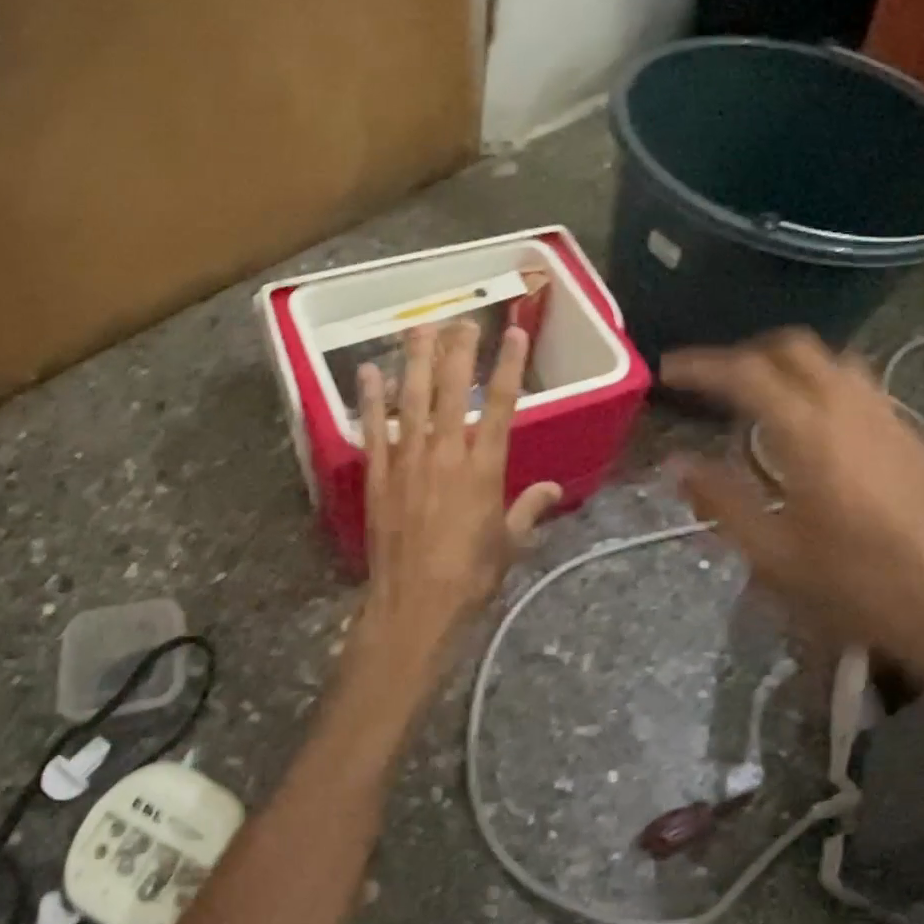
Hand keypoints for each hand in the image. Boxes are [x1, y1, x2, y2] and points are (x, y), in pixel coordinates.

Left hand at [348, 321, 561, 692]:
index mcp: (485, 468)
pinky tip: (370, 373)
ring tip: (419, 327)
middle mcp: (446, 454)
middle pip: (453, 390)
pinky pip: (374, 429)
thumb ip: (530, 510)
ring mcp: (408, 461)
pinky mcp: (378, 475)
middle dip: (459, 351)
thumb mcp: (509, 544)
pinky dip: (372, 400)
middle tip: (463, 319)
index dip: (508, 366)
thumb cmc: (470, 577)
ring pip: (413, 399)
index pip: (502, 405)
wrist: (415, 604)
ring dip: (415, 360)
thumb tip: (554, 489)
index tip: (514, 333)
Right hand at [663, 329, 923, 724]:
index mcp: (811, 432)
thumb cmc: (862, 588)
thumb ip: (722, 501)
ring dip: (785, 364)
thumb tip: (676, 464)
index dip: (701, 365)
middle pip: (792, 349)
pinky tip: (808, 425)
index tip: (667, 370)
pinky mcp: (909, 435)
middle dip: (744, 354)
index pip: (746, 374)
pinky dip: (819, 383)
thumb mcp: (777, 556)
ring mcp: (887, 417)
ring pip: (830, 360)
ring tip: (754, 396)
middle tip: (709, 381)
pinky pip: (856, 384)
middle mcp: (851, 408)